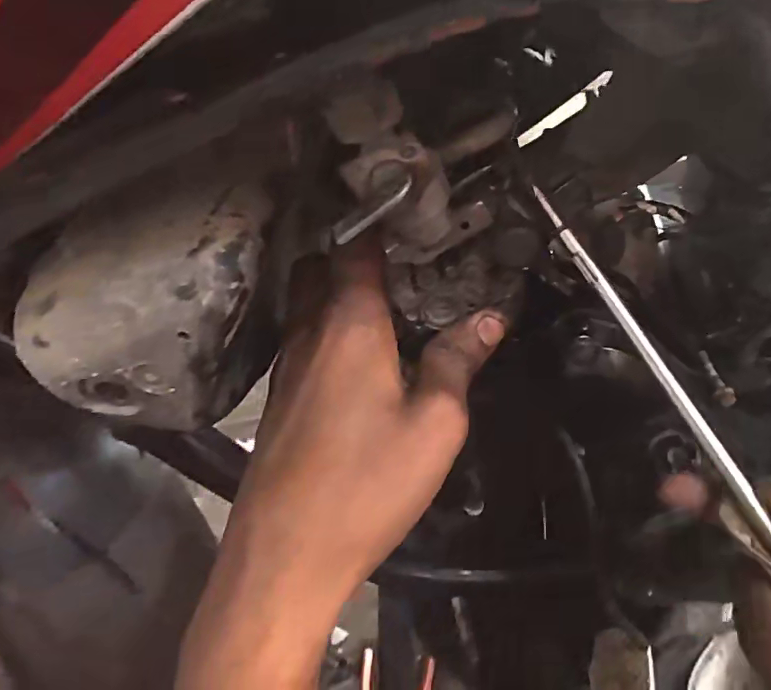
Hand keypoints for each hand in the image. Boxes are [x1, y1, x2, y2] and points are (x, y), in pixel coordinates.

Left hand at [179, 241, 507, 689]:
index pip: (357, 250)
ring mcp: (287, 365)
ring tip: (382, 295)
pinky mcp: (278, 398)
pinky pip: (301, 336)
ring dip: (335, 288)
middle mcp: (311, 333)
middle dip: (349, 251)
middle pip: (319, 267)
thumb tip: (491, 317)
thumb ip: (460, 360)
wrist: (283, 560)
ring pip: (305, 302)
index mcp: (351, 325)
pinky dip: (324, 324)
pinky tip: (354, 351)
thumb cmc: (367, 484)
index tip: (406, 210)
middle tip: (396, 255)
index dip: (378, 223)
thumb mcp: (437, 423)